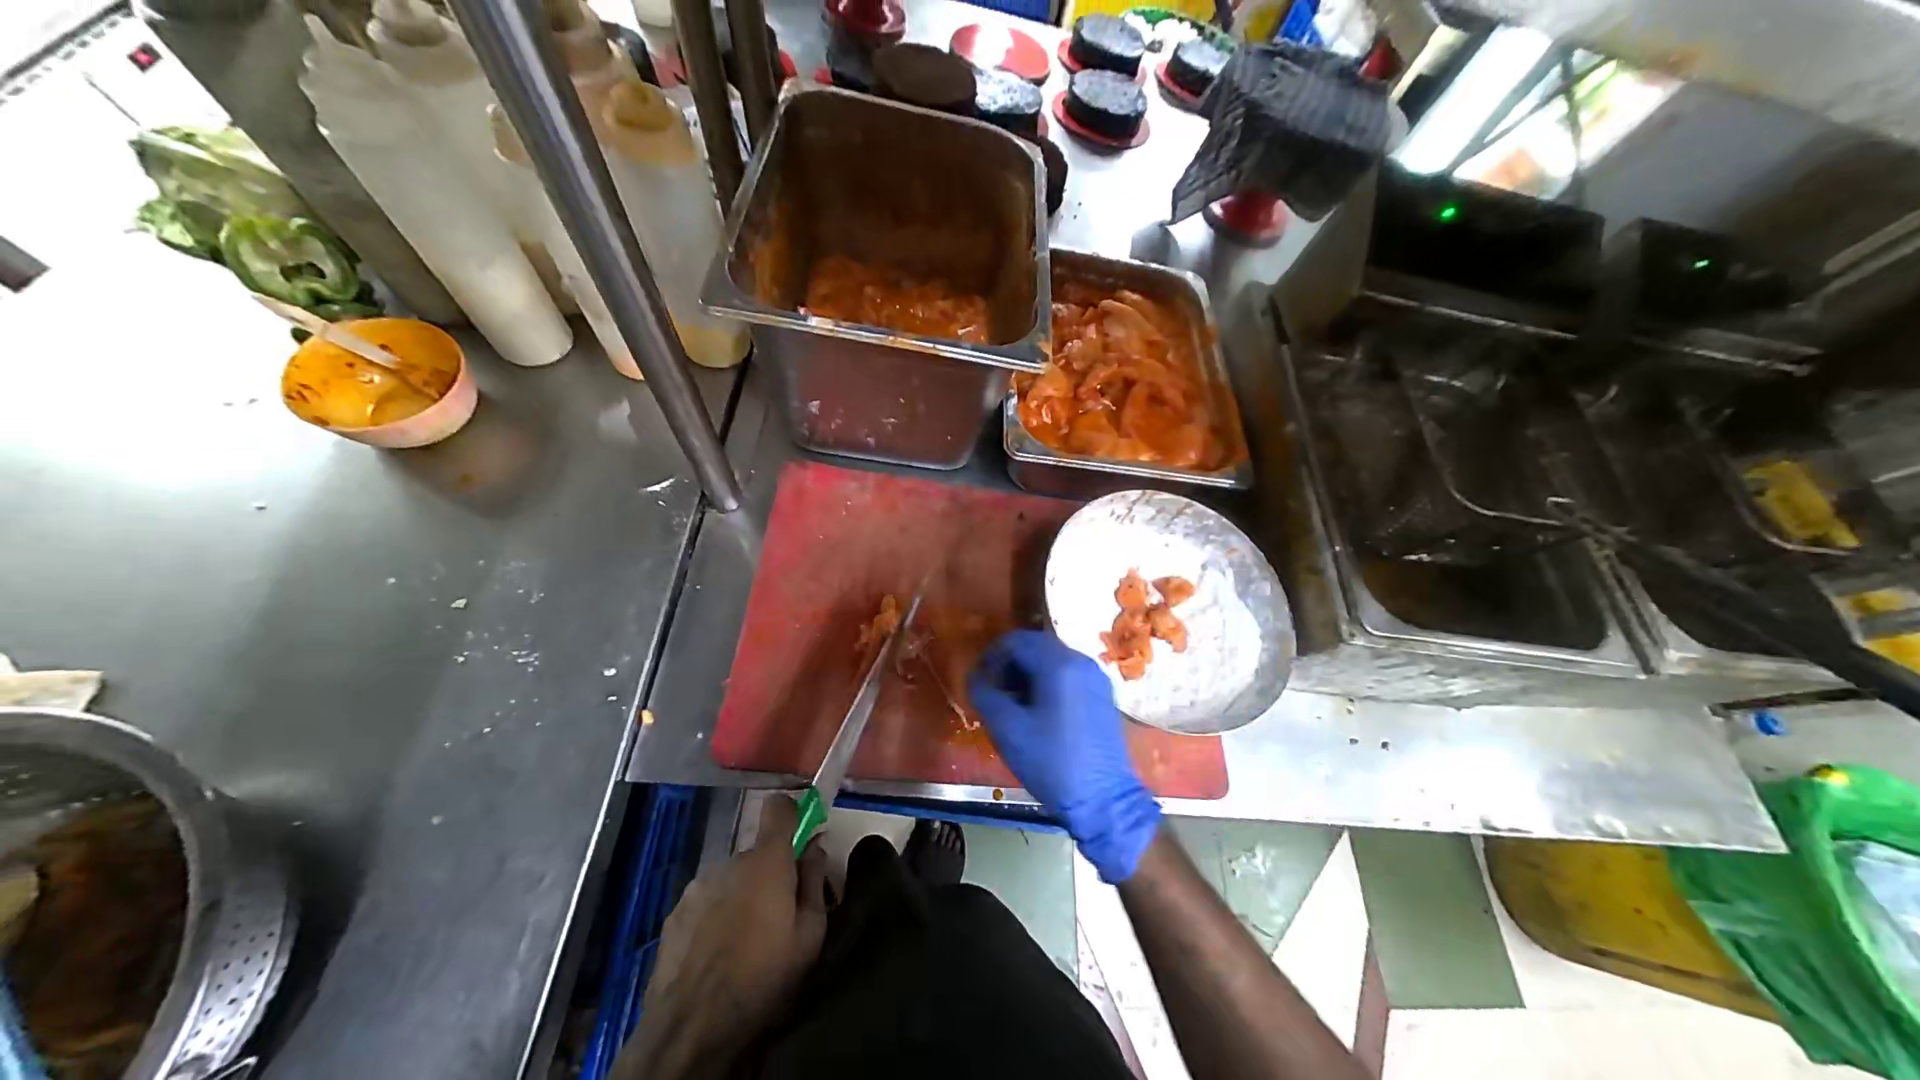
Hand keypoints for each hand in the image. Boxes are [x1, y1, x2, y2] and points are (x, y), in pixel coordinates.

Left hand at [616, 795, 826, 1079]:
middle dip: (771, 874)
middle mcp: (729, 862)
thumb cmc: (763, 976)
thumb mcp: (810, 934)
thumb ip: (815, 882)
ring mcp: (698, 886)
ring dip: (742, 896)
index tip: (803, 838)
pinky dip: (716, 916)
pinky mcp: (675, 913)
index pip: (779, 807)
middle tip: (780, 914)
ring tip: (746, 942)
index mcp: (766, 861)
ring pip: (731, 879)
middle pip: (758, 853)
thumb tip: (815, 848)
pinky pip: (707, 901)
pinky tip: (718, 953)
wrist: (692, 1025)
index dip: (793, 815)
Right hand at [967, 629, 1162, 883]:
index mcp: (1059, 664)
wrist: (1103, 800)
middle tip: (995, 696)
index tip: (980, 682)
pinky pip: (1068, 677)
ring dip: (1027, 676)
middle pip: (1035, 647)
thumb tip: (976, 677)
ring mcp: (1097, 679)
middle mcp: (1081, 662)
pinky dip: (1047, 685)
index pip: (1016, 640)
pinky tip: (1039, 715)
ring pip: (1052, 661)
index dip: (991, 657)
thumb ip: (984, 694)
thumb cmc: (1051, 762)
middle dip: (1009, 667)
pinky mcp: (1103, 696)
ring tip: (1014, 708)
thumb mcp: (1007, 728)